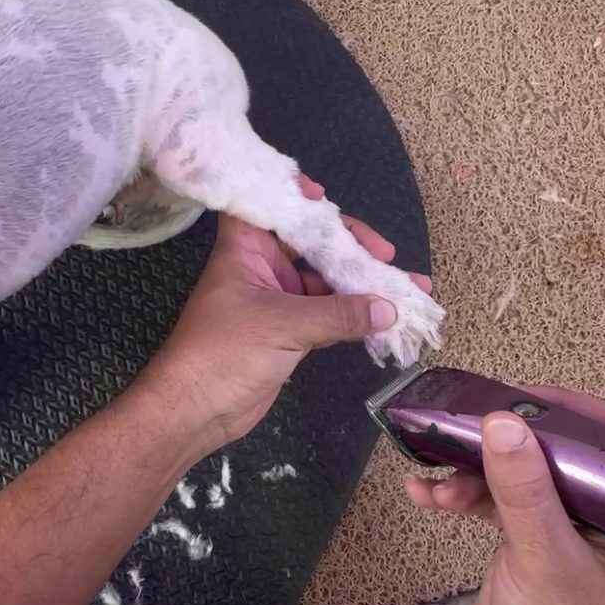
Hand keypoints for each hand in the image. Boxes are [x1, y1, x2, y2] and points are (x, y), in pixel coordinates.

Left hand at [132, 177, 432, 456]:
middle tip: (385, 255)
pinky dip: (356, 316)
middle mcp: (261, 268)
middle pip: (309, 242)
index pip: (267, 206)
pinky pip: (329, 313)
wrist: (196, 409)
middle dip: (349, 246)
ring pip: (325, 281)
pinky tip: (389, 317)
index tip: (325, 197)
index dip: (291, 194)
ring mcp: (277, 300)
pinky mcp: (289, 331)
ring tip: (407, 286)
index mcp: (245, 249)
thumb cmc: (224, 352)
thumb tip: (389, 308)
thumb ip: (339, 313)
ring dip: (362, 284)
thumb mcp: (283, 325)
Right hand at [405, 388, 604, 604]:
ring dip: (478, 465)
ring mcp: (570, 526)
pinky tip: (423, 494)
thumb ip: (524, 491)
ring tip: (433, 462)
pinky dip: (463, 493)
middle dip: (524, 434)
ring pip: (529, 471)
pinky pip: (499, 498)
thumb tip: (503, 419)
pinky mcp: (532, 536)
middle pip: (575, 451)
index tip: (558, 406)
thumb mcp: (545, 561)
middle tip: (481, 413)